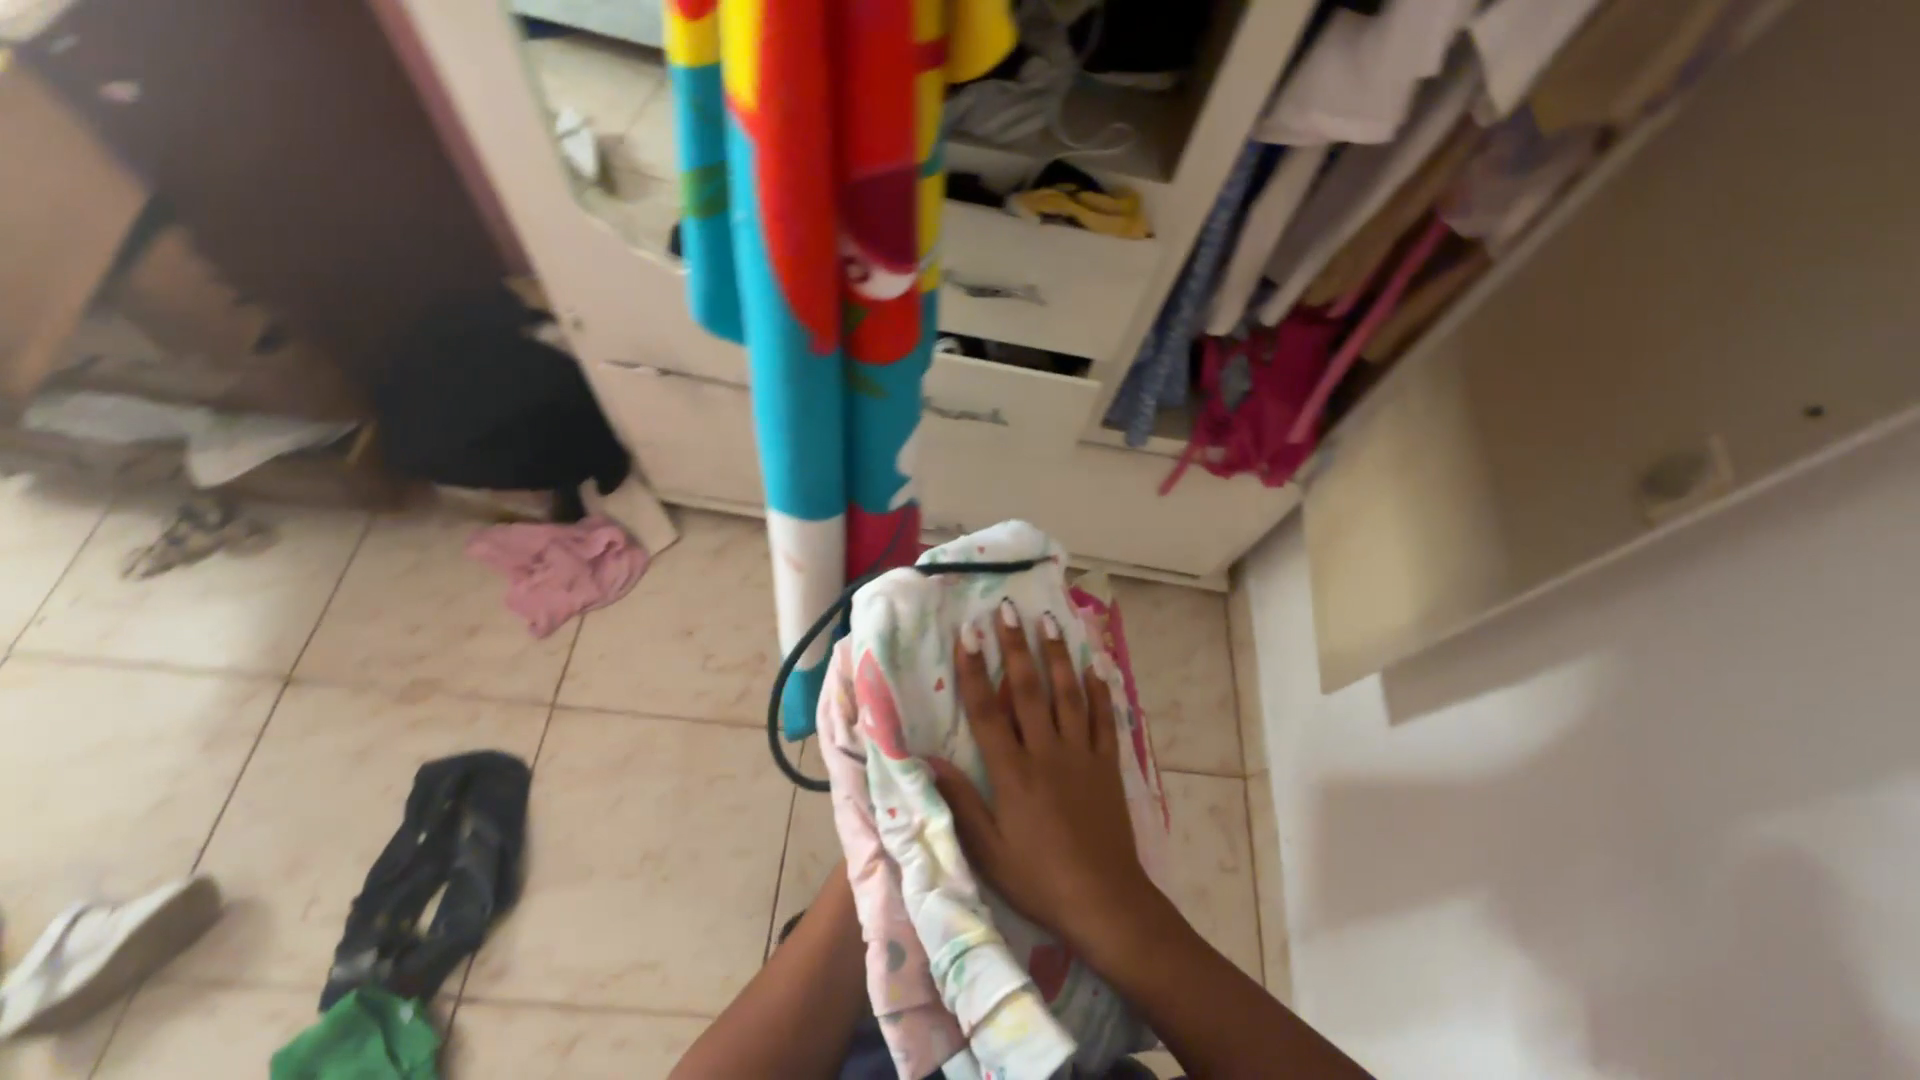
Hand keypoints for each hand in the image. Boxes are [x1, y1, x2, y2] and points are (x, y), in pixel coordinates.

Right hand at [929, 599, 1161, 954]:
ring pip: (1068, 695)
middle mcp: (1047, 753)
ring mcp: (1081, 756)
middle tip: (1009, 608)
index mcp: (1012, 773)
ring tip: (1050, 621)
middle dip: (1016, 646)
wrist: (1104, 900)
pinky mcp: (1108, 767)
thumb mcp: (987, 849)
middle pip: (1029, 690)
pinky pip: (1105, 719)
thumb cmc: (1037, 878)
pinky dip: (1100, 690)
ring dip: (1057, 656)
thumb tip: (926, 760)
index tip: (968, 633)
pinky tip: (1096, 666)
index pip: (988, 710)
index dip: (975, 669)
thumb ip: (959, 801)